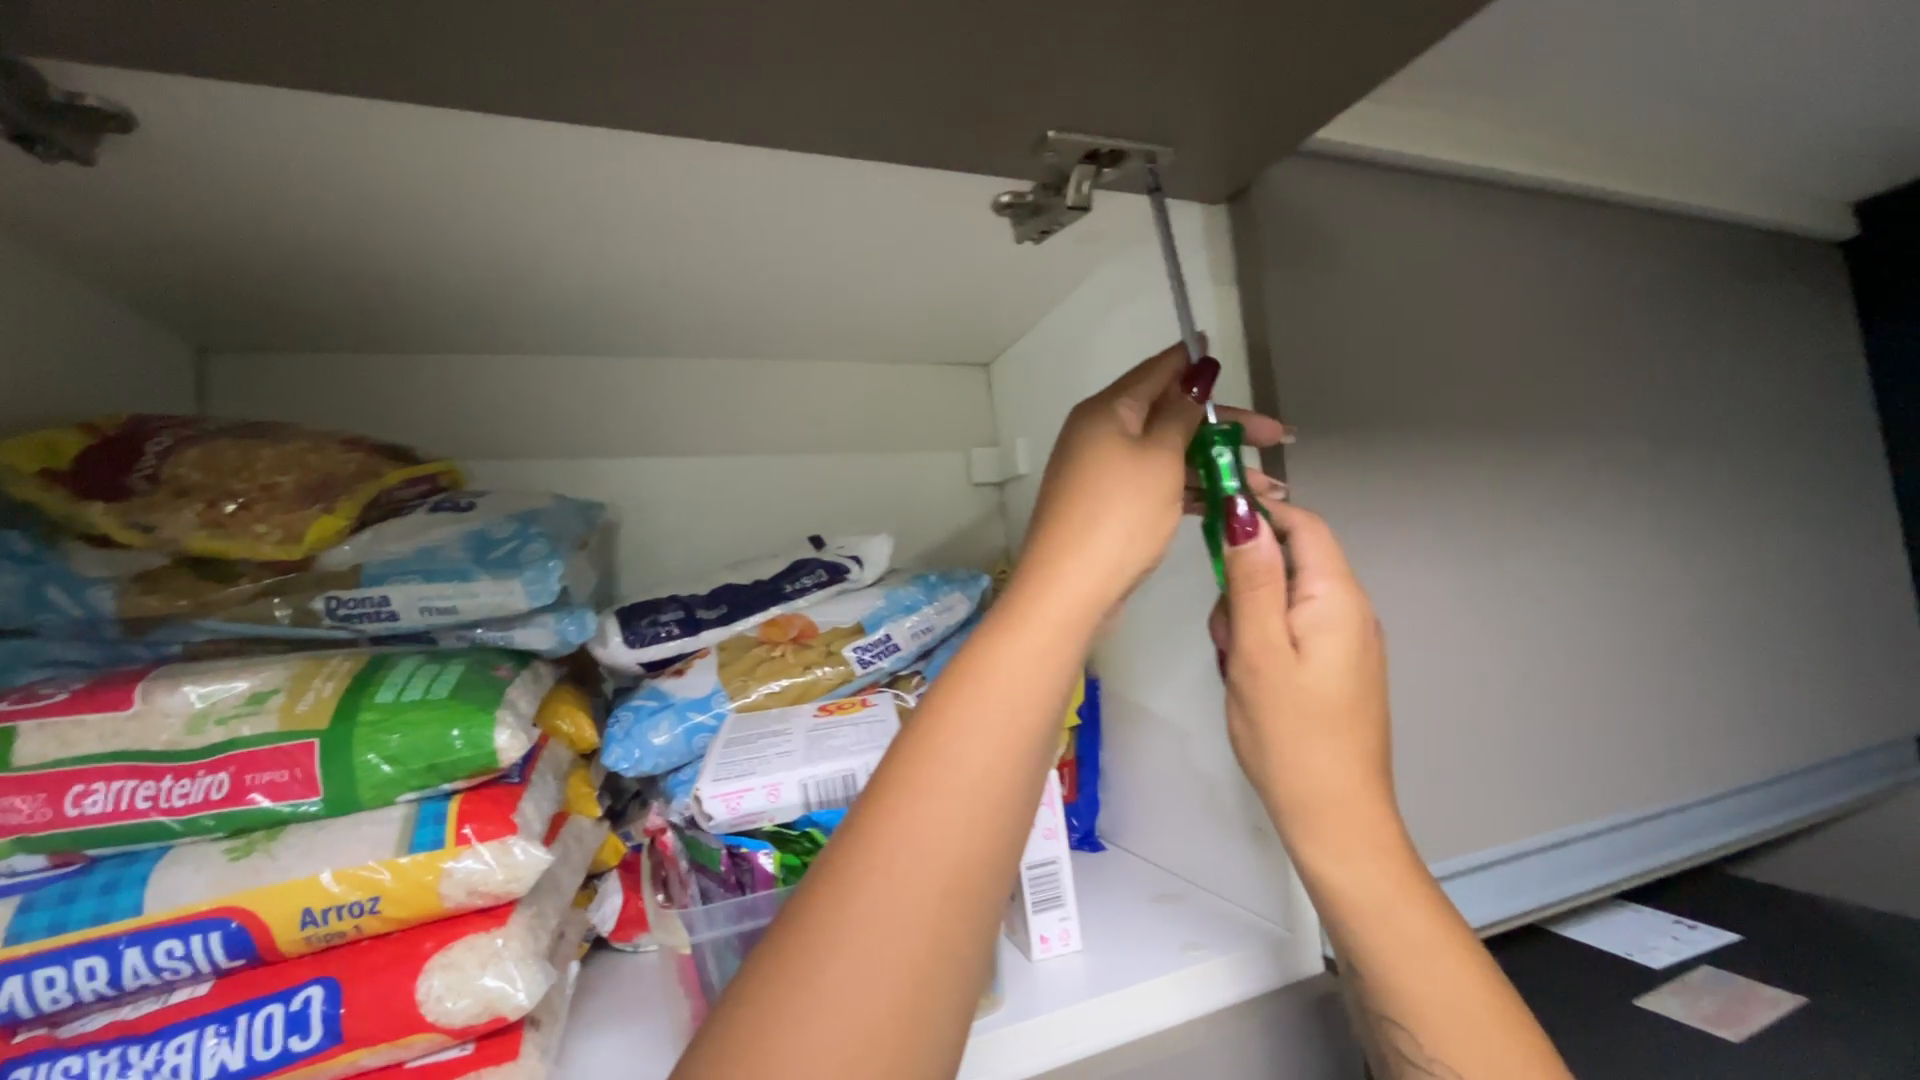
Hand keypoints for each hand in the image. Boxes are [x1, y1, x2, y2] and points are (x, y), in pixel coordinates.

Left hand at [1015, 341, 1288, 618]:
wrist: (1069, 588)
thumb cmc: (1118, 515)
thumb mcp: (1159, 457)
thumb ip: (1181, 414)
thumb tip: (1194, 373)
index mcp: (1107, 410)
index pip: (1156, 372)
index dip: (1193, 365)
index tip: (1225, 357)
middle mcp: (1102, 434)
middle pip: (1169, 416)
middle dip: (1224, 427)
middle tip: (1277, 437)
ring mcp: (1105, 473)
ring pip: (1169, 454)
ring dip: (1216, 465)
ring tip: (1271, 486)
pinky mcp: (1112, 507)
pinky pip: (1158, 484)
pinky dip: (1193, 491)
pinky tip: (1231, 503)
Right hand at [1208, 496, 1404, 864]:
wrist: (1334, 817)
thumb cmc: (1288, 733)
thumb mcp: (1257, 650)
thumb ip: (1251, 578)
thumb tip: (1245, 512)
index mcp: (1337, 597)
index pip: (1302, 524)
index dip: (1259, 506)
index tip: (1210, 509)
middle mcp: (1351, 610)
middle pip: (1291, 560)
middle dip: (1245, 578)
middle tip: (1223, 630)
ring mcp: (1348, 641)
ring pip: (1286, 598)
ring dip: (1249, 614)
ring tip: (1235, 664)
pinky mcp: (1338, 668)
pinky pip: (1293, 629)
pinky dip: (1262, 639)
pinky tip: (1249, 678)